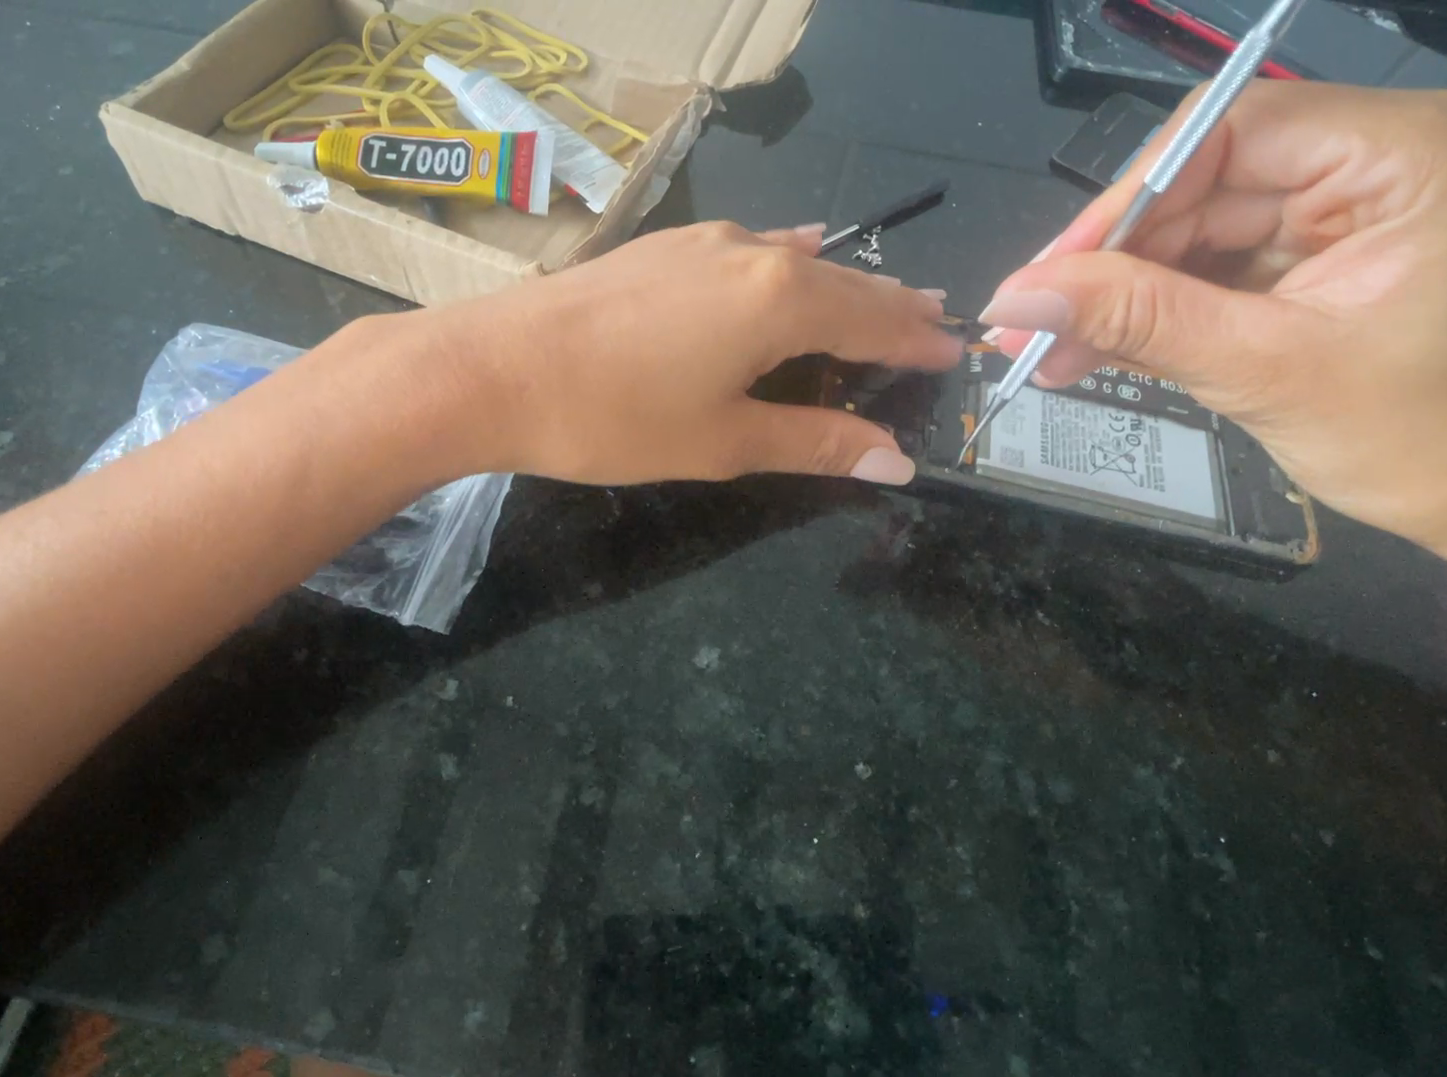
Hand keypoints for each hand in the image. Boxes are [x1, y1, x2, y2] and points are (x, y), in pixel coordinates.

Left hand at [410, 221, 958, 485]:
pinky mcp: (663, 248)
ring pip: (794, 263)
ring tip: (877, 300)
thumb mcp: (723, 441)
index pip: (872, 321)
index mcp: (780, 301)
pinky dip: (785, 266)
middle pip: (841, 283)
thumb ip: (813, 442)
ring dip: (839, 286)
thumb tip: (894, 463)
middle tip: (933, 320)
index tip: (954, 348)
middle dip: (889, 307)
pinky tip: (792, 259)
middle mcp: (752, 254)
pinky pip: (748, 252)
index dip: (915, 341)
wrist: (492, 370)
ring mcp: (703, 243)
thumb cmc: (614, 418)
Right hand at [976, 82, 1446, 561]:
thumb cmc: (1416, 437)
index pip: (1230, 133)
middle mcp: (1379, 160)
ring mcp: (1342, 209)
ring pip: (1189, 233)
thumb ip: (1134, 320)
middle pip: (1199, 185)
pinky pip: (1205, 269)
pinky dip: (1146, 313)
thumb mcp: (1259, 370)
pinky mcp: (1311, 255)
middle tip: (1027, 326)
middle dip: (1108, 266)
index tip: (1046, 274)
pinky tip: (1088, 351)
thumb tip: (1014, 299)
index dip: (1124, 200)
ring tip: (1045, 352)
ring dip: (1114, 298)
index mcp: (1412, 155)